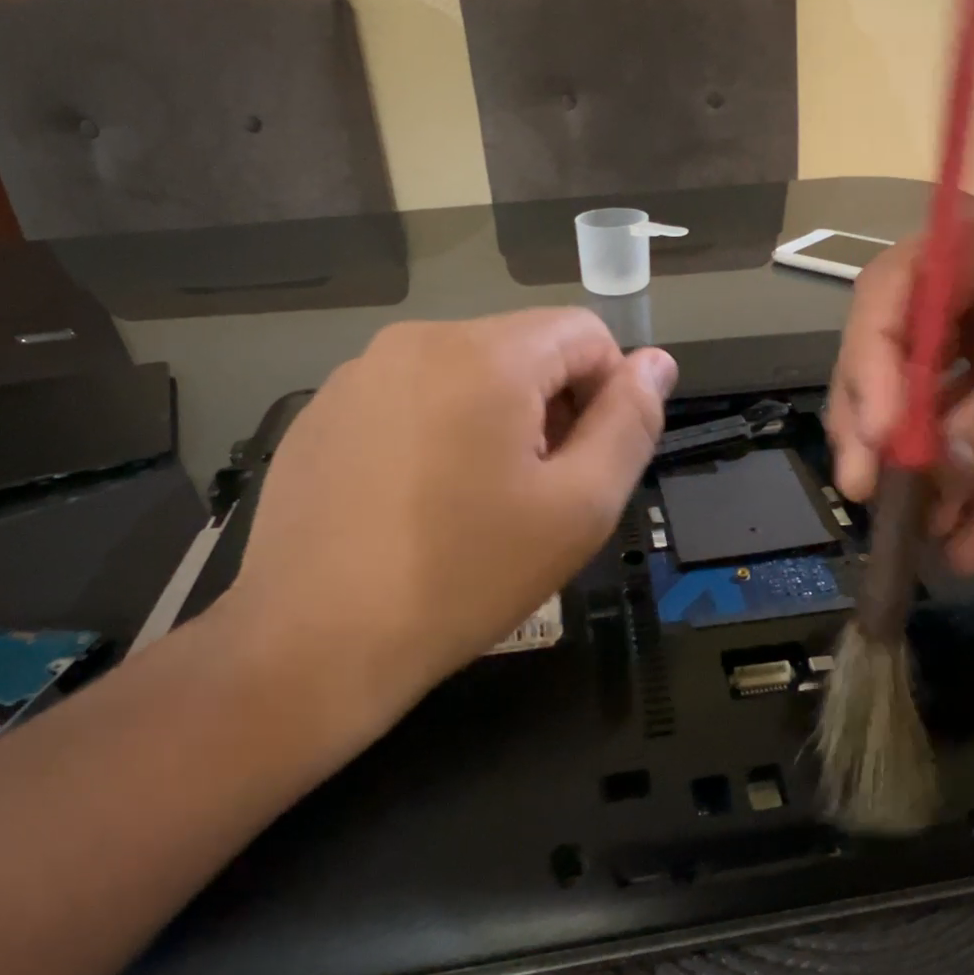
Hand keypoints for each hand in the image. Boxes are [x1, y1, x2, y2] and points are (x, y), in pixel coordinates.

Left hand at [217, 308, 674, 738]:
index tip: (585, 466)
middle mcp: (416, 341)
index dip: (608, 394)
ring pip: (463, 377)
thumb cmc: (467, 575)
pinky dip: (435, 437)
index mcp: (486, 354)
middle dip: (549, 411)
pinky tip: (416, 509)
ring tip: (475, 508)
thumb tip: (655, 362)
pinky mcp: (320, 413)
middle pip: (522, 351)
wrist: (318, 641)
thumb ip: (630, 424)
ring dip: (493, 425)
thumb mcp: (580, 507)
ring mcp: (357, 375)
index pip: (585, 333)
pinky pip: (407, 402)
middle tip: (535, 498)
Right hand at [829, 189, 973, 572]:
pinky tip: (965, 551)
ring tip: (913, 536)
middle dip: (881, 425)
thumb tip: (943, 462)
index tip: (880, 430)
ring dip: (924, 482)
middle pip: (906, 362)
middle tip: (868, 489)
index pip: (907, 287)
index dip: (877, 352)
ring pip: (944, 429)